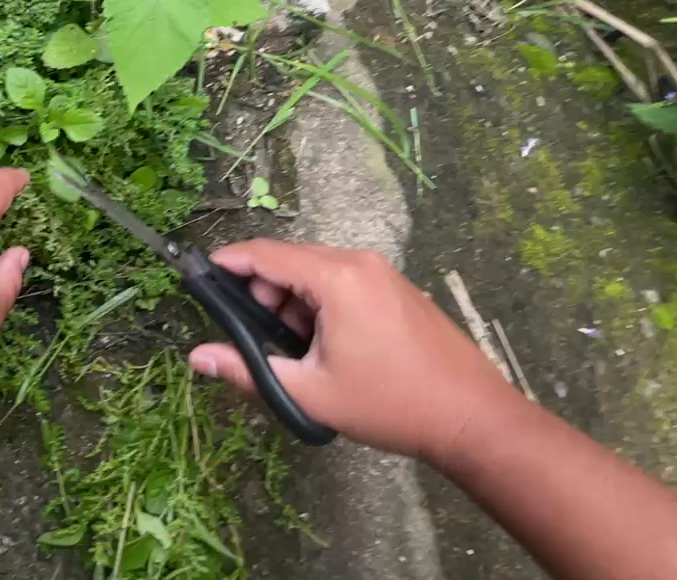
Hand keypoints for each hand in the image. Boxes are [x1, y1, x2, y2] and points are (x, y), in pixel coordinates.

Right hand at [187, 239, 524, 463]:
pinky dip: (319, 299)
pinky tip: (325, 339)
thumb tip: (197, 357)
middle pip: (290, 259)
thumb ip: (247, 371)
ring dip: (292, 296)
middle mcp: (359, 262)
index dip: (230, 261)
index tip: (203, 274)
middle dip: (263, 288)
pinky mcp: (397, 287)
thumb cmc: (392, 404)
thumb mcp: (312, 392)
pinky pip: (342, 278)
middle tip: (258, 330)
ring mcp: (383, 273)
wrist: (479, 423)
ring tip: (295, 342)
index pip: (266, 254)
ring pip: (315, 269)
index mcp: (337, 278)